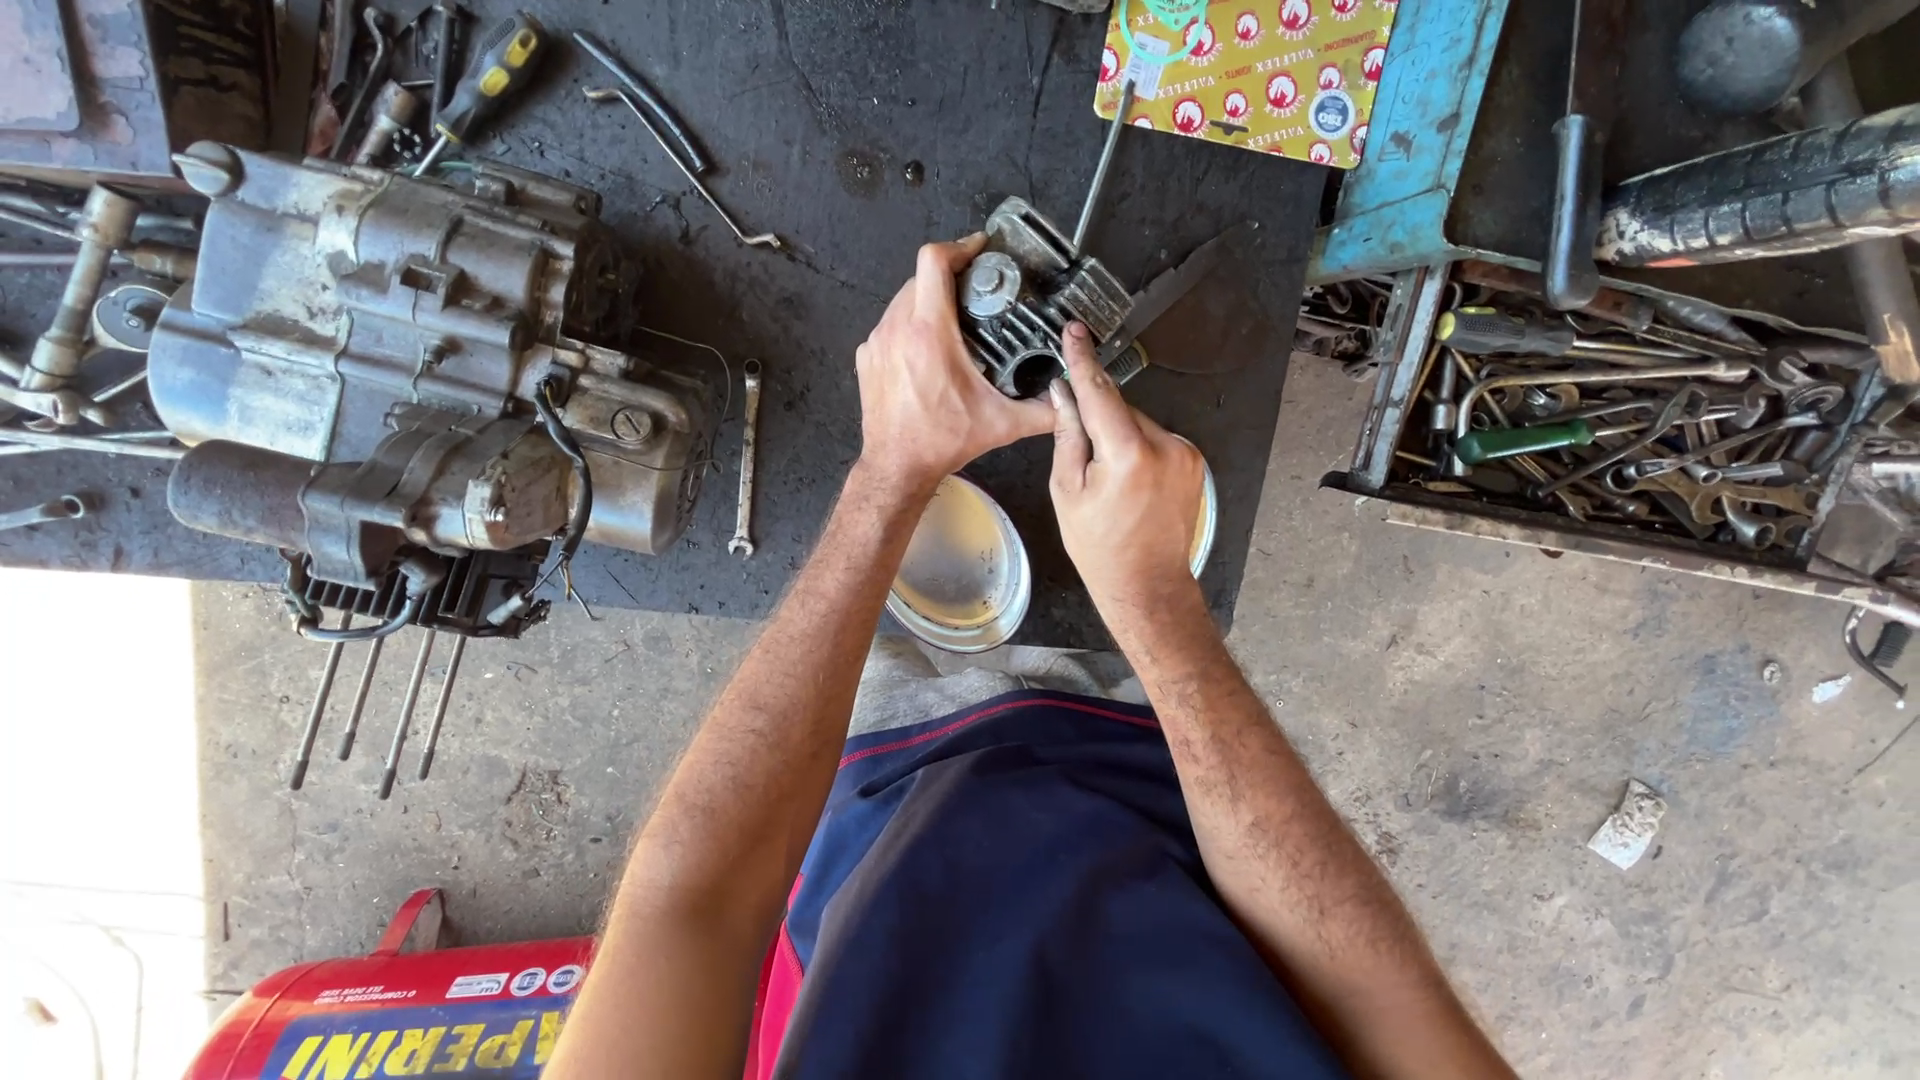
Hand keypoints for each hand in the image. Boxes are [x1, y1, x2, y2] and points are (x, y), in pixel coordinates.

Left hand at [854, 235, 1052, 497]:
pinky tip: (928, 347)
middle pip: (920, 277)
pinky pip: (889, 325)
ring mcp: (877, 342)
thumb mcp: (1000, 424)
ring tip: (955, 314)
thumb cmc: (941, 442)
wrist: (897, 466)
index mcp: (929, 334)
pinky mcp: (867, 357)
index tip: (979, 249)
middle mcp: (897, 329)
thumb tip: (1069, 401)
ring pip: (901, 299)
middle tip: (976, 287)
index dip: (959, 247)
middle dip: (948, 275)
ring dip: (927, 299)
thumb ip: (1042, 411)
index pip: (934, 262)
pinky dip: (909, 325)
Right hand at [1049, 322, 1206, 614]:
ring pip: (1137, 423)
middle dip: (1097, 417)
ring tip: (1108, 479)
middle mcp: (1164, 446)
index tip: (1073, 331)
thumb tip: (1063, 393)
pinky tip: (1129, 481)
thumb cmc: (1099, 545)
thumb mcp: (1067, 490)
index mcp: (1127, 454)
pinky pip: (1155, 438)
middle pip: (1119, 408)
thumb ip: (1068, 434)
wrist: (1146, 581)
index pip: (1099, 392)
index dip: (1082, 359)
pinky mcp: (1193, 461)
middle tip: (1083, 454)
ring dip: (1118, 435)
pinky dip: (1137, 447)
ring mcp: (1184, 453)